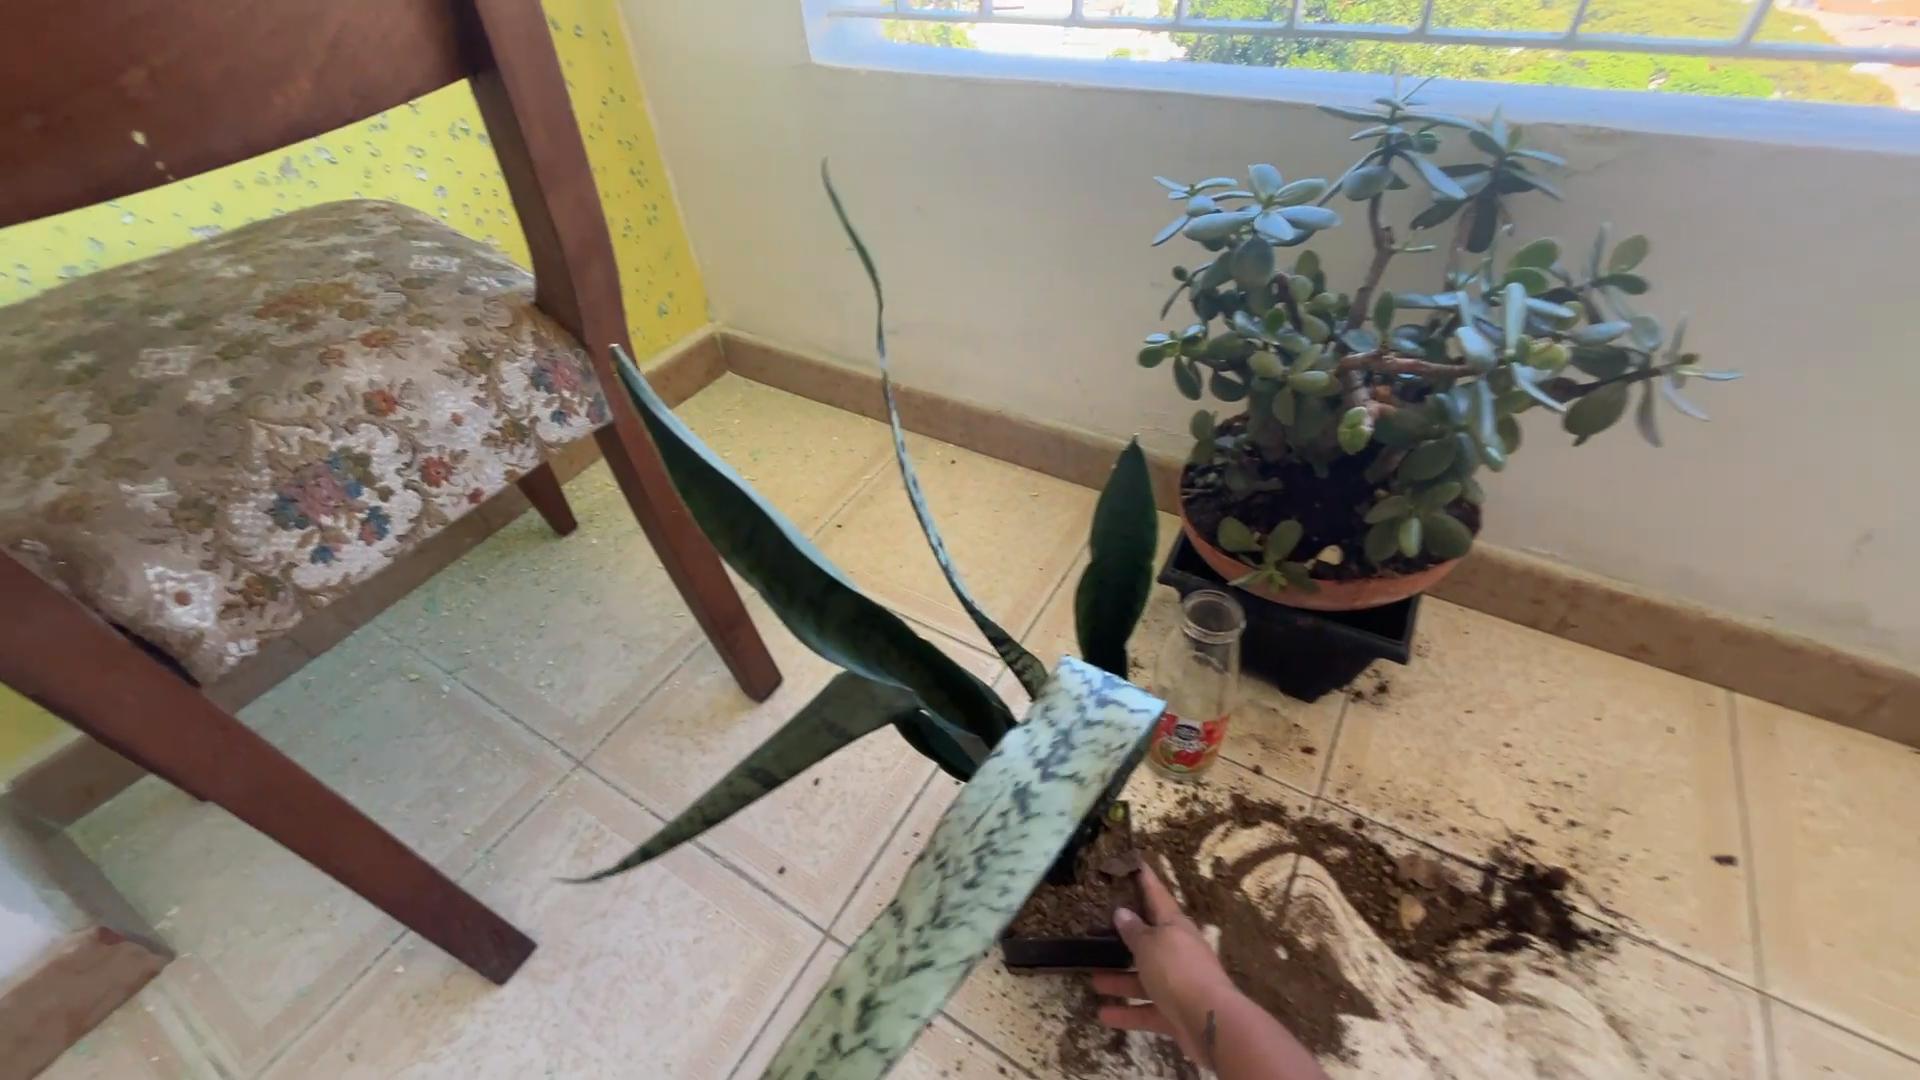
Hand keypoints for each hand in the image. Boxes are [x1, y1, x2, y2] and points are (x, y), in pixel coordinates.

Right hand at [1093, 861, 1240, 1067]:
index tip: (1137, 863)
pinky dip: (1126, 1013)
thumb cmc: (1177, 970)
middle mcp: (1177, 951)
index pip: (1157, 896)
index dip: (1146, 880)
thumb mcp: (1150, 944)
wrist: (1210, 1022)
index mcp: (1174, 926)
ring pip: (1143, 978)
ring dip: (1119, 981)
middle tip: (1102, 928)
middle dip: (1126, 938)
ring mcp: (1177, 984)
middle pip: (1149, 940)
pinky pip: (1146, 1010)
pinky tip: (1103, 1015)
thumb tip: (1122, 912)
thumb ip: (1134, 931)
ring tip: (1093, 979)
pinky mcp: (1175, 1014)